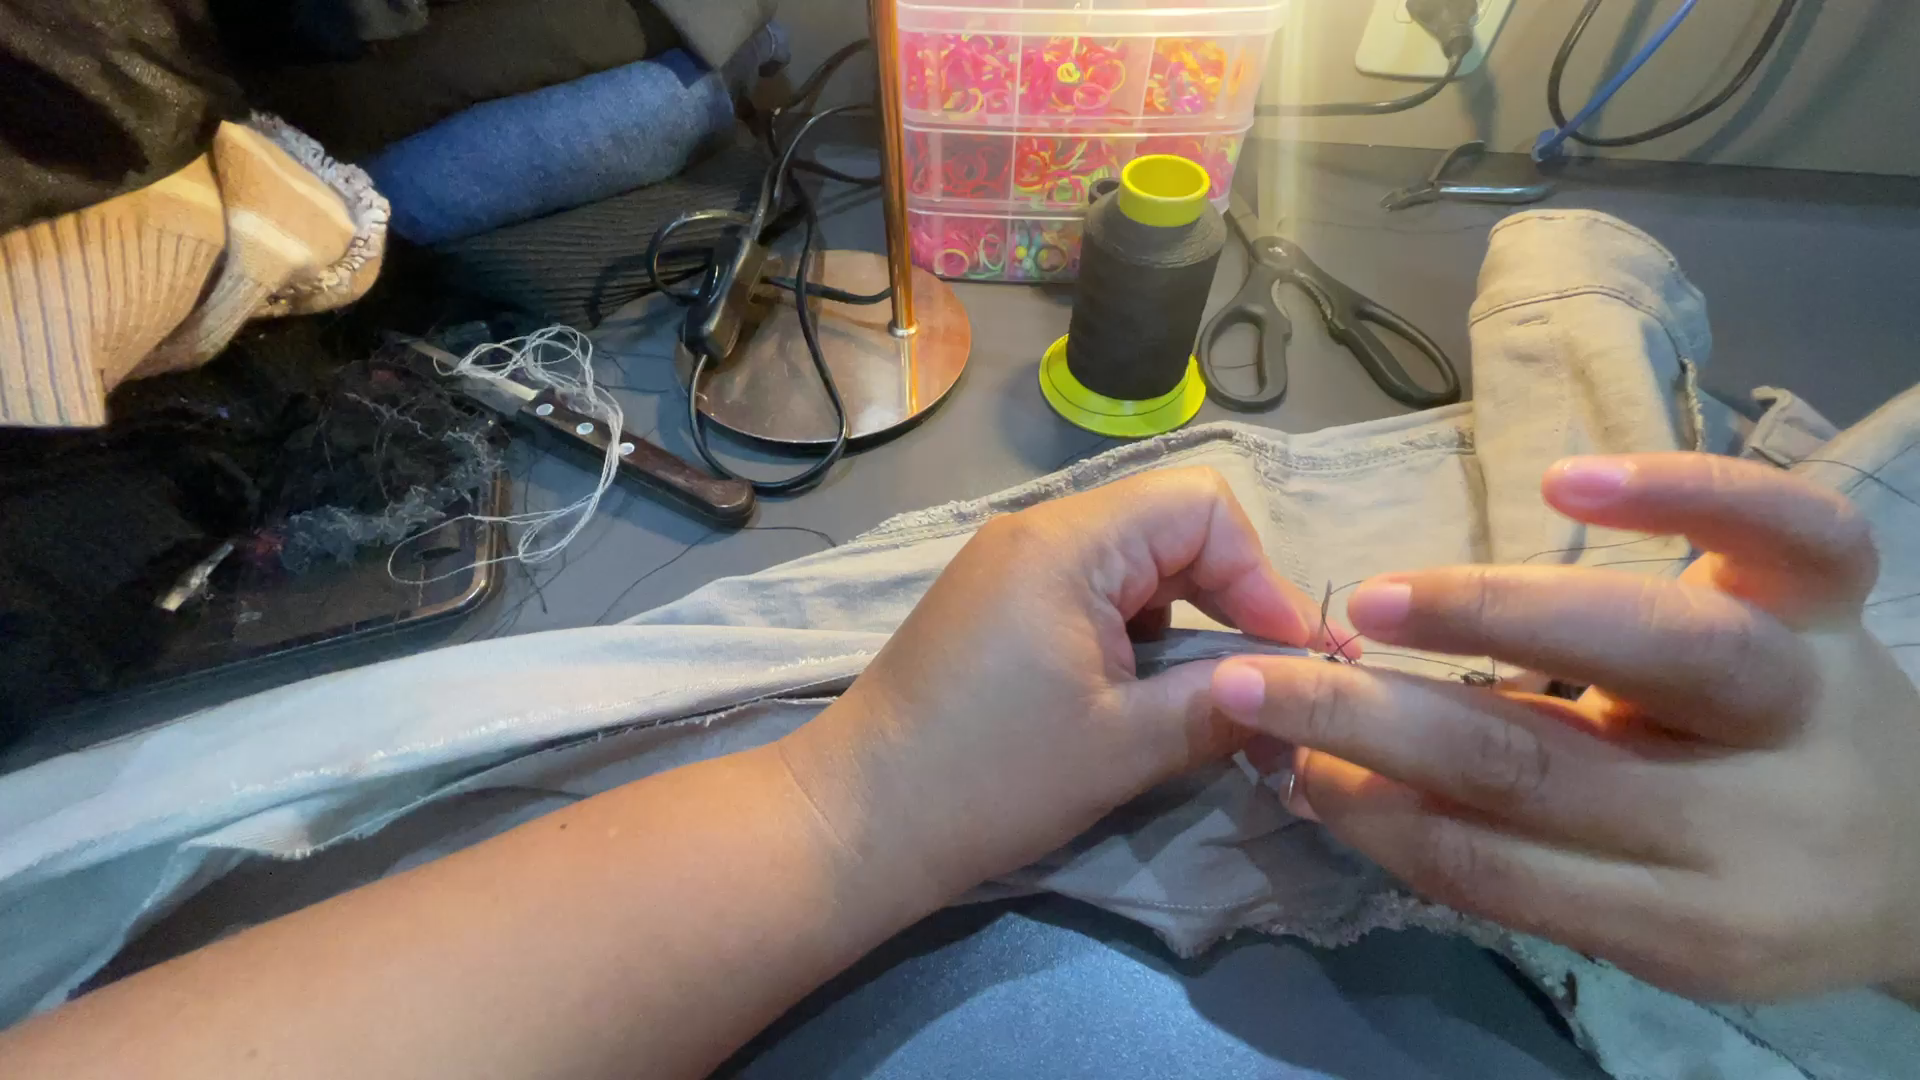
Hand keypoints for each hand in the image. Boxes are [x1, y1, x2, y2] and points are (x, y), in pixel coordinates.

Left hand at [777, 468, 1330, 905]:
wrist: (863, 815)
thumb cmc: (993, 776)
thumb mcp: (1125, 745)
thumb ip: (1219, 703)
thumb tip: (1289, 690)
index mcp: (1065, 542)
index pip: (1199, 503)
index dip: (1257, 571)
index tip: (1282, 651)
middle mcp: (1033, 531)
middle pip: (1165, 526)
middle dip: (1225, 596)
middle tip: (1255, 676)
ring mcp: (1006, 563)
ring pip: (1128, 561)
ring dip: (1177, 618)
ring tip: (1193, 691)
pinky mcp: (992, 600)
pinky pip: (1085, 587)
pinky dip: (1127, 628)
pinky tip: (1130, 687)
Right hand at [1211, 453, 1919, 1000]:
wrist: (1909, 842)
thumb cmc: (1715, 865)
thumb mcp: (1608, 900)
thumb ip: (1464, 839)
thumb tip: (1312, 769)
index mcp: (1686, 919)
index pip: (1485, 862)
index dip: (1366, 810)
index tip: (1279, 757)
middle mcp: (1758, 821)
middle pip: (1532, 761)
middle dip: (1367, 718)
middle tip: (1256, 681)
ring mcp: (1808, 697)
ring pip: (1652, 644)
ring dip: (1487, 616)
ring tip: (1376, 603)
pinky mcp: (1836, 603)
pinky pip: (1789, 533)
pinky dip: (1684, 495)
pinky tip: (1568, 482)